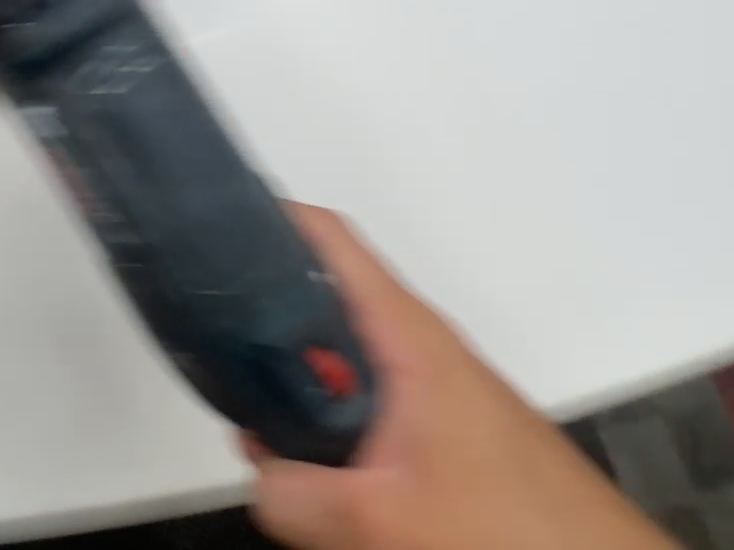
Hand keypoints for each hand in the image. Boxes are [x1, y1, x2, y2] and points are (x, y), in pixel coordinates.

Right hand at [248, 207, 678, 549]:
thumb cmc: (517, 531)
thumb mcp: (378, 519)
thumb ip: (292, 491)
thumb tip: (260, 474)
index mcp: (403, 332)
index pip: (326, 235)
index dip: (268, 215)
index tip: (216, 221)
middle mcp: (413, 342)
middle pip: (317, 290)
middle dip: (261, 309)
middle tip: (217, 335)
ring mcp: (426, 380)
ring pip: (334, 348)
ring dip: (290, 372)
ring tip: (258, 412)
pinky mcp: (436, 419)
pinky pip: (358, 390)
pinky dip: (322, 408)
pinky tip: (309, 454)